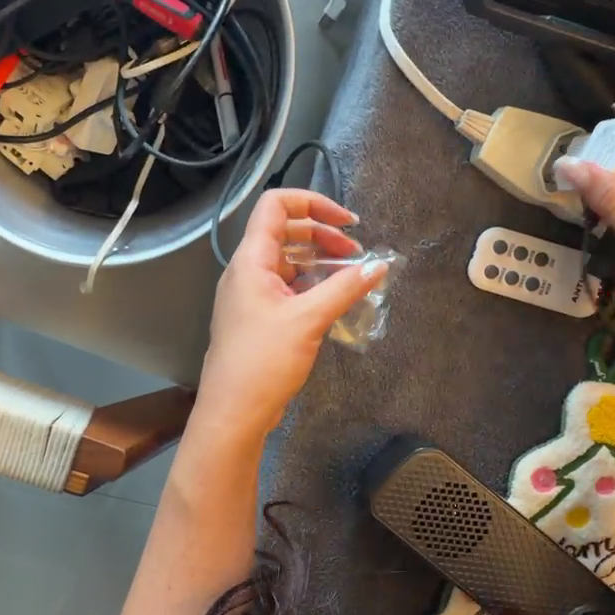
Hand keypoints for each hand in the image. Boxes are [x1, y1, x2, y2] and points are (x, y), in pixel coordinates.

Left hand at [195, 189, 388, 438]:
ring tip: (351, 278)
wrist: (233, 412)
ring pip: (287, 262)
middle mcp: (246, 271)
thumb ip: (345, 288)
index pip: (275, 205)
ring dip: (319, 263)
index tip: (348, 222)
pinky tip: (334, 301)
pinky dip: (311, 286)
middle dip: (323, 235)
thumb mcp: (309, 320)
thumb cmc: (264, 361)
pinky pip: (286, 288)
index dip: (312, 202)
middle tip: (356, 255)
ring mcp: (250, 295)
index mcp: (250, 260)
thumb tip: (380, 265)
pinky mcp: (257, 318)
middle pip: (284, 232)